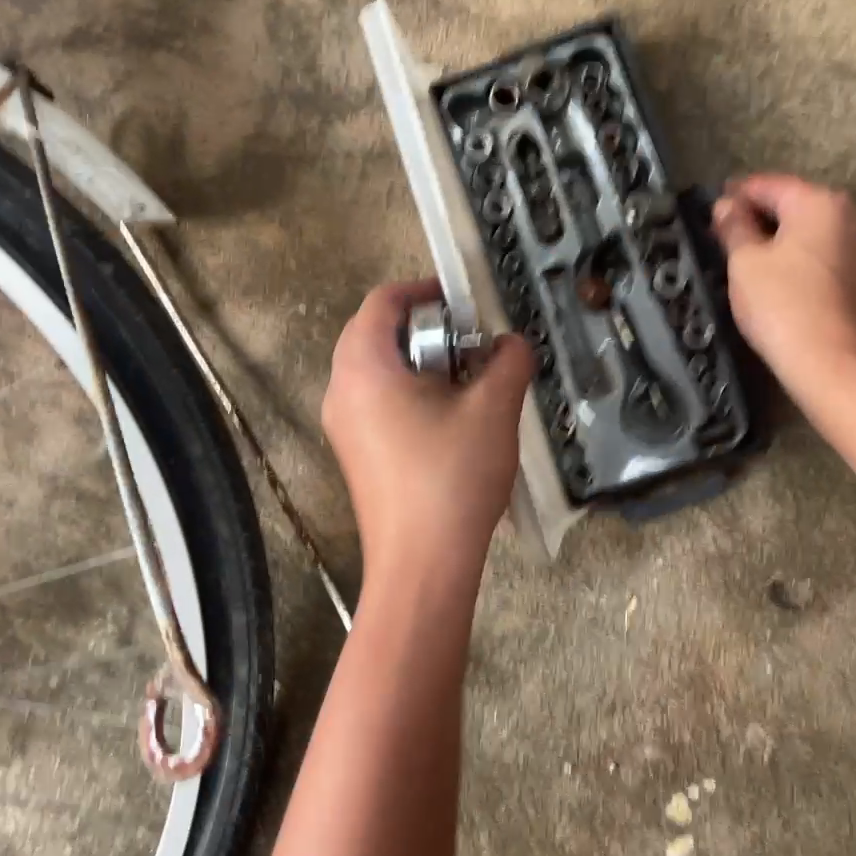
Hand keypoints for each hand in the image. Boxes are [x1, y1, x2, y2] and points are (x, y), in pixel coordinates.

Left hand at [321, 281, 534, 593]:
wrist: (422, 565)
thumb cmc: (452, 477)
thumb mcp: (493, 409)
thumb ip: (509, 361)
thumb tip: (514, 344)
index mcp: (363, 366)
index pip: (385, 301)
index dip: (426, 290)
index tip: (464, 302)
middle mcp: (341, 390)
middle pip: (378, 334)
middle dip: (430, 331)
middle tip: (472, 344)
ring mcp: (343, 426)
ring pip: (380, 371)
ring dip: (424, 364)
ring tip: (470, 383)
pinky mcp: (356, 455)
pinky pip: (379, 403)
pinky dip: (413, 394)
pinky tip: (453, 421)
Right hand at [712, 173, 855, 386]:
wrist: (827, 359)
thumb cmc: (781, 303)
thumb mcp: (744, 260)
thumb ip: (733, 226)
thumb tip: (725, 205)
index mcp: (818, 202)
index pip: (767, 185)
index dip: (734, 195)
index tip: (709, 209)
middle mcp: (845, 214)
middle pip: (790, 203)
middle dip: (755, 215)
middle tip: (720, 234)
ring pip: (804, 228)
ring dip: (773, 236)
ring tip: (739, 255)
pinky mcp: (855, 273)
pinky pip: (816, 250)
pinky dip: (791, 254)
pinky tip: (768, 273)